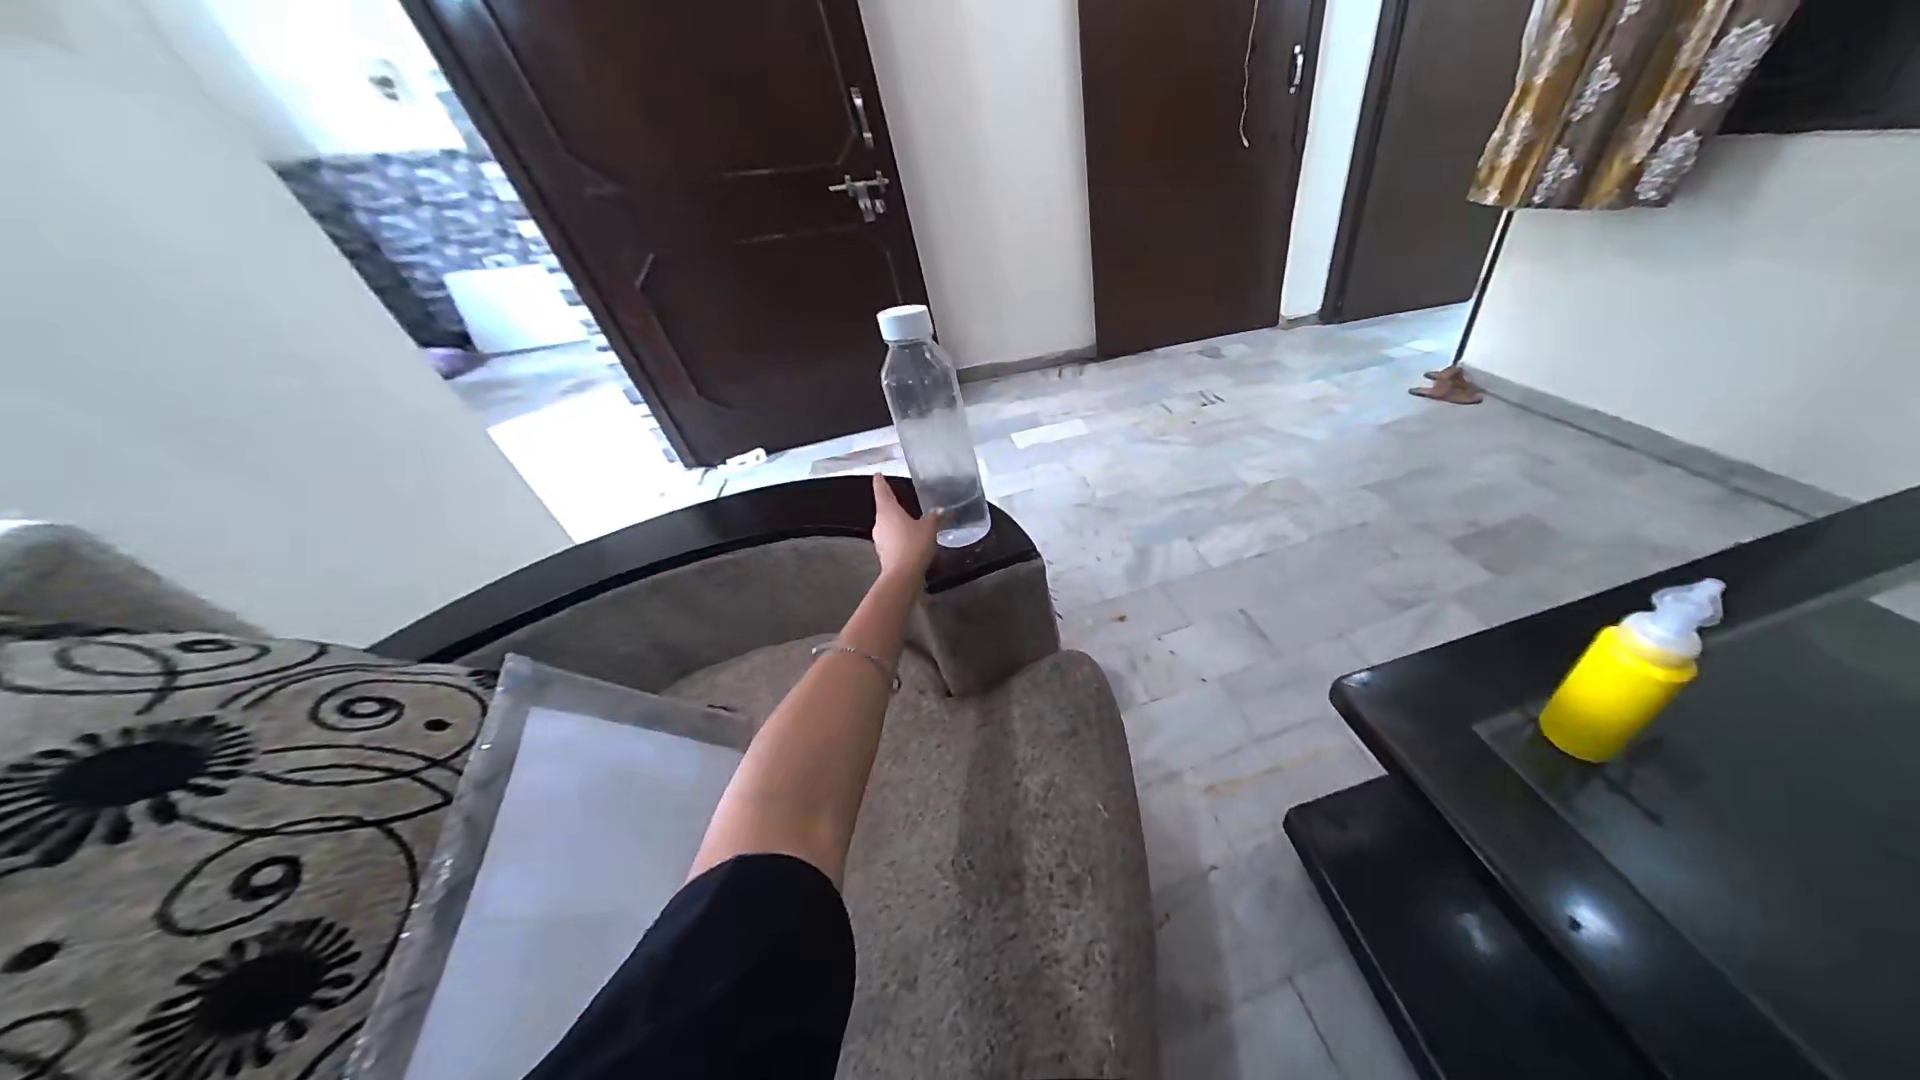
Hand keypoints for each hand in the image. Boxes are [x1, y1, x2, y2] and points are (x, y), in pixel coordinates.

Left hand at [871, 473, 938, 580]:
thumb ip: (935, 517)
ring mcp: (879, 538)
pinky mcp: (883, 552)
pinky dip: (898, 536)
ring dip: (896, 522)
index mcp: (887, 510)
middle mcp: (879, 522)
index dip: (880, 481)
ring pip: (887, 525)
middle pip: (884, 508)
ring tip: (909, 520)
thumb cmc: (914, 545)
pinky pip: (891, 538)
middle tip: (899, 498)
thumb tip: (940, 510)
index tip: (878, 474)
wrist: (902, 575)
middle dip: (892, 504)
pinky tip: (910, 540)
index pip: (881, 490)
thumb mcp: (929, 528)